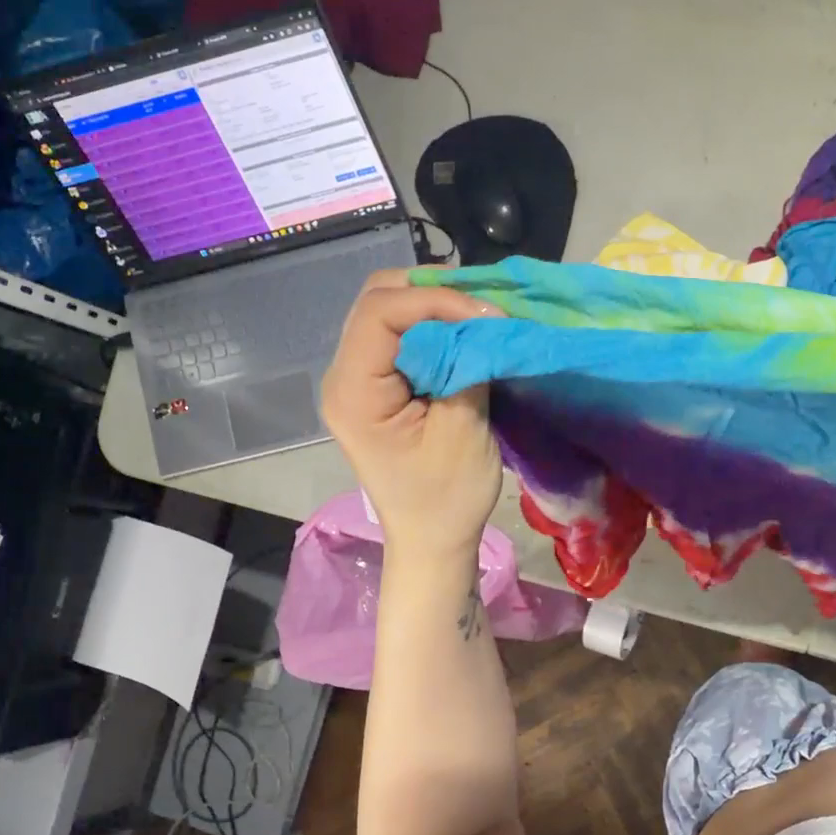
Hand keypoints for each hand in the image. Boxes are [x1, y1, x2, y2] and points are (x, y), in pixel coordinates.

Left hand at [320, 269, 503, 559]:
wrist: (433, 542)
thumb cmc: (447, 498)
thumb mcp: (464, 433)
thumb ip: (468, 368)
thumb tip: (487, 320)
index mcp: (354, 391)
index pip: (381, 313)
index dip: (437, 300)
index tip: (490, 313)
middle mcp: (345, 376)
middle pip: (378, 300)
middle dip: (434, 292)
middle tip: (486, 302)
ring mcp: (360, 380)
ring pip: (390, 313)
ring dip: (437, 307)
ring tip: (482, 314)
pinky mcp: (381, 387)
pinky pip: (402, 338)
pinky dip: (437, 327)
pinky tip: (468, 334)